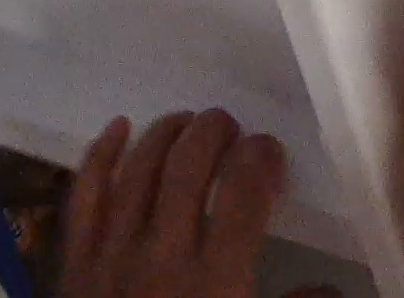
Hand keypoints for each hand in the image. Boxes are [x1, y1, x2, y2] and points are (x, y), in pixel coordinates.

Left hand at [58, 109, 332, 297]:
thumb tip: (331, 288)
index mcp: (216, 280)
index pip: (246, 188)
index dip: (263, 155)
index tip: (271, 152)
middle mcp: (163, 255)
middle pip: (191, 161)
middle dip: (216, 130)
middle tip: (231, 128)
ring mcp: (110, 257)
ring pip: (140, 166)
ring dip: (168, 131)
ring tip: (189, 123)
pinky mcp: (72, 267)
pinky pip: (83, 196)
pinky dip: (100, 154)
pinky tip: (119, 126)